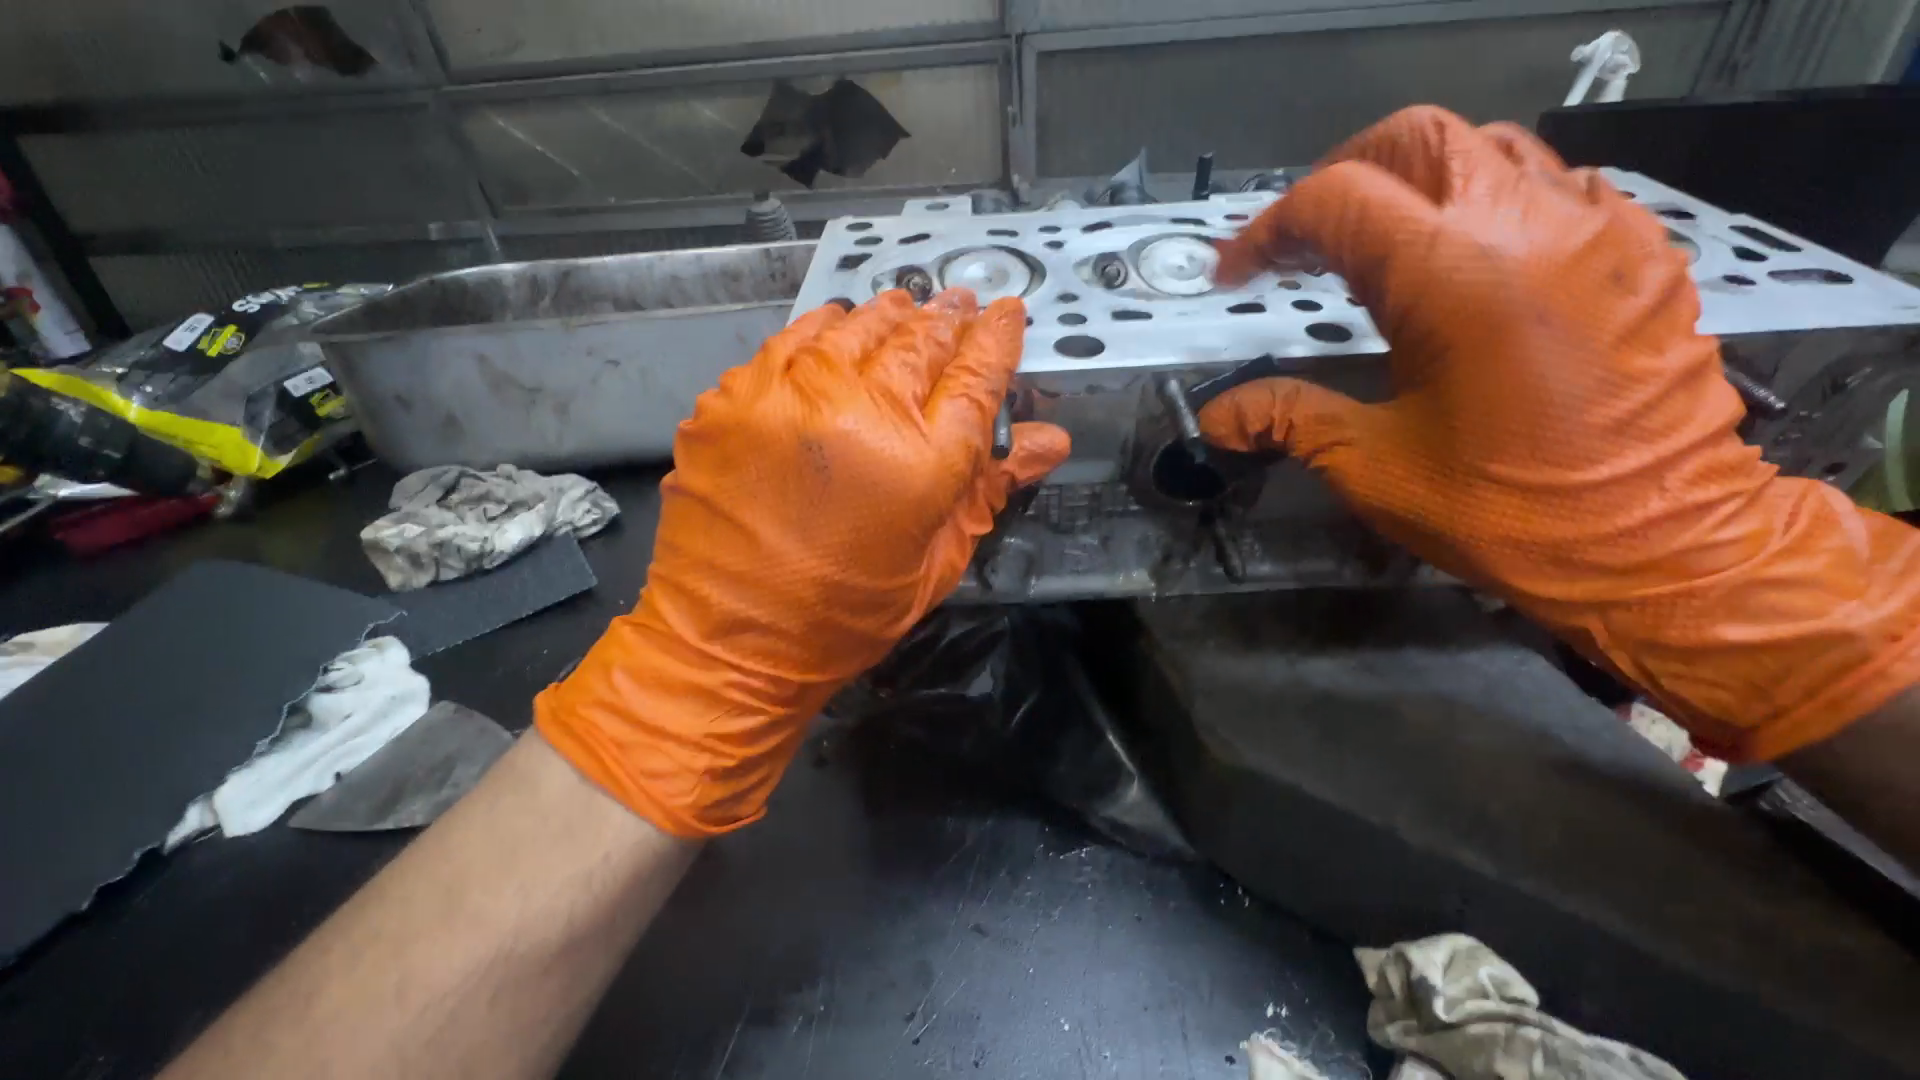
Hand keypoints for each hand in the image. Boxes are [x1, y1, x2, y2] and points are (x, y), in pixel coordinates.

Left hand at [536, 289, 1068, 834]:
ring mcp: (787, 397)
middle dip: (947, 319)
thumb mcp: (936, 563)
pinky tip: (836, 330)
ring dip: (889, 316)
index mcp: (920, 463)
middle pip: (919, 341)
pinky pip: (789, 340)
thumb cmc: (845, 616)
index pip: (976, 376)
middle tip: (960, 304)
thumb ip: (989, 489)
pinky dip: (823, 330)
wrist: (729, 639)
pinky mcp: (732, 397)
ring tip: (905, 308)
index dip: (997, 340)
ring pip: (855, 327)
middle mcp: (857, 412)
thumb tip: (1049, 440)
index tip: (1007, 315)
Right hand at [1201, 105, 1919, 761]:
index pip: (1338, 200)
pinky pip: (1552, 185)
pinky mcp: (1641, 249)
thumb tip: (1214, 416)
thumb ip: (1287, 417)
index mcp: (1453, 277)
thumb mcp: (1372, 467)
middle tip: (1303, 241)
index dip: (1270, 228)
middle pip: (1415, 140)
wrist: (1664, 547)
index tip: (1237, 275)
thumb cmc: (1506, 512)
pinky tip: (1466, 265)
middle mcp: (1529, 224)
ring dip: (1416, 185)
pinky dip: (1488, 204)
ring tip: (1377, 247)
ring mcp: (1598, 227)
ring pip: (1488, 148)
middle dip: (1342, 178)